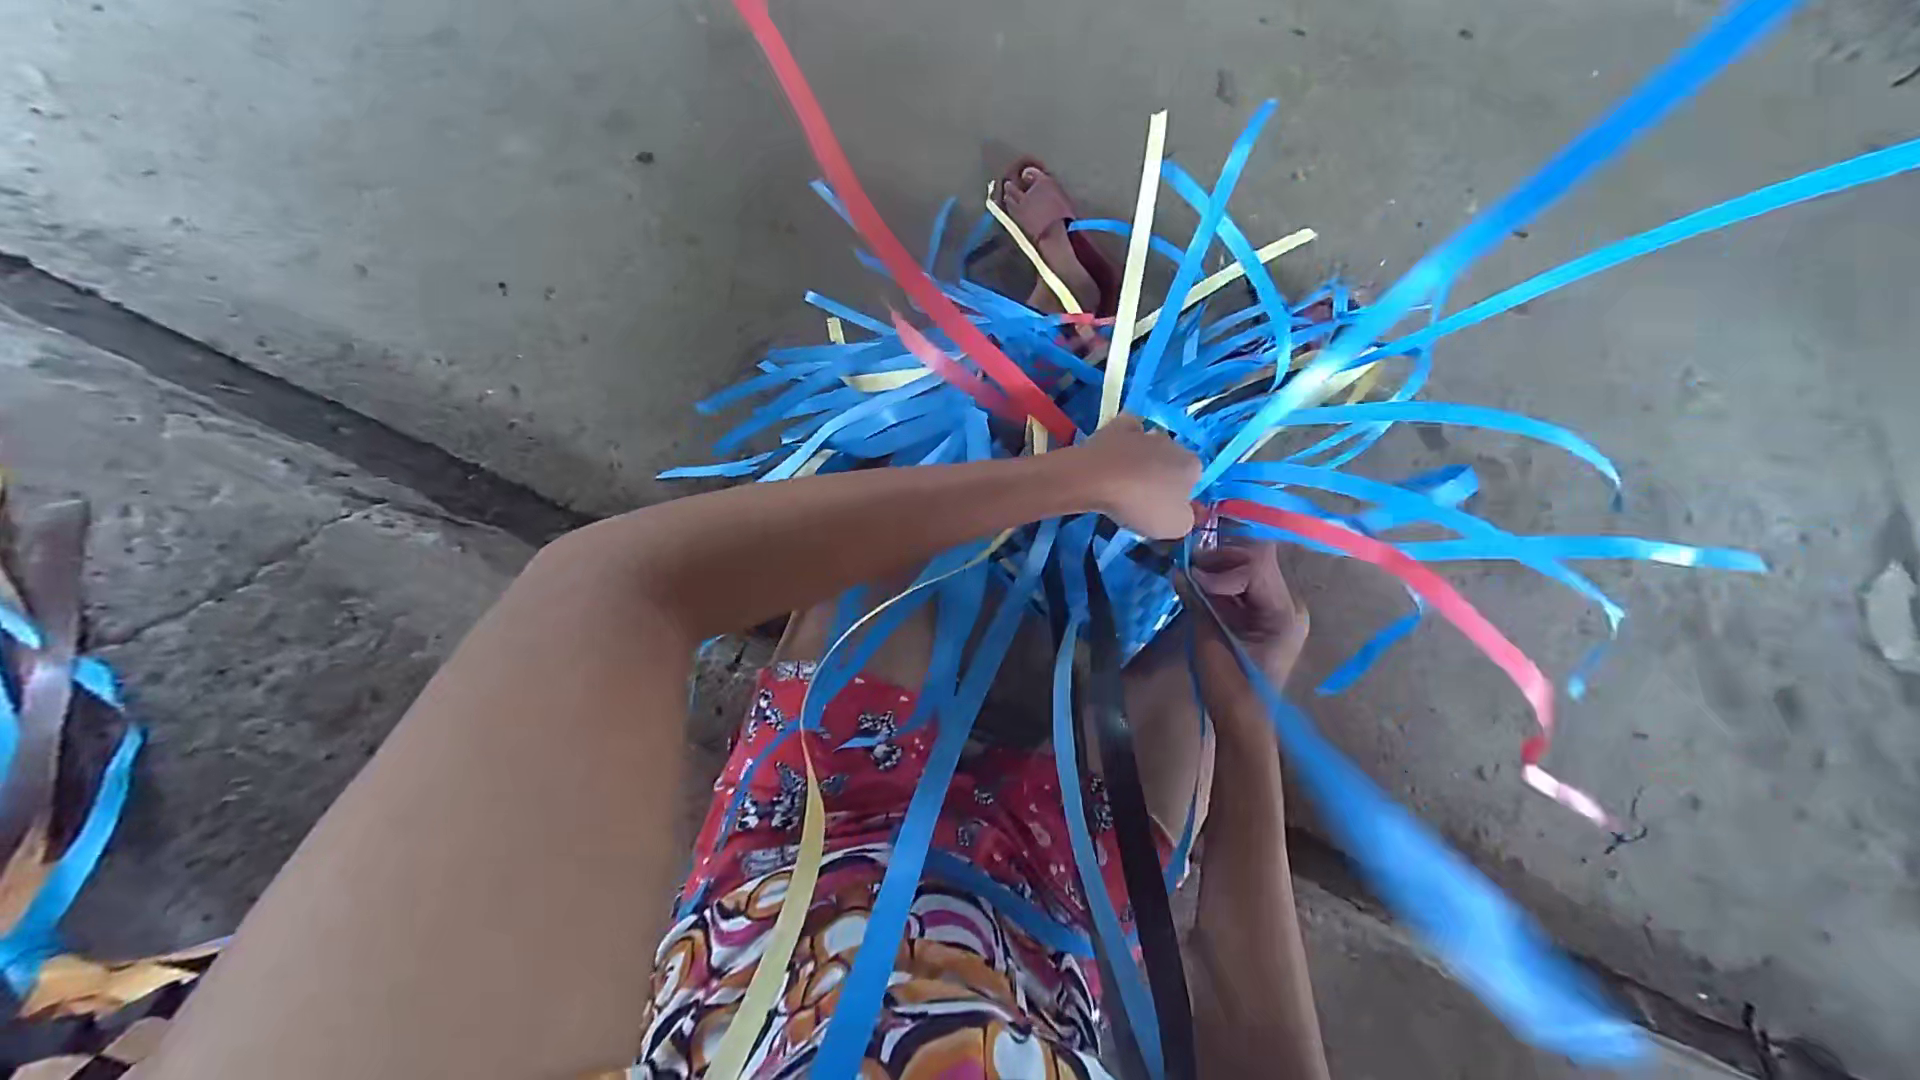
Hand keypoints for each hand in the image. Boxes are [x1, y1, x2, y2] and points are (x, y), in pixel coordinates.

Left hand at [1069, 414, 1200, 539]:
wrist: (1095, 478)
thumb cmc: (1139, 505)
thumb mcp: (1174, 527)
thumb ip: (1186, 519)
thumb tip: (1183, 511)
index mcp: (1192, 465)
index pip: (1193, 481)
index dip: (1178, 496)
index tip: (1160, 509)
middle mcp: (1173, 443)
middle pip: (1171, 461)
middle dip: (1160, 476)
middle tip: (1140, 498)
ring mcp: (1145, 431)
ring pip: (1149, 447)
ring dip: (1141, 460)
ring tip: (1121, 481)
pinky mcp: (1118, 425)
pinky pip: (1127, 431)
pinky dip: (1123, 441)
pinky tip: (1113, 455)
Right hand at [1183, 539, 1307, 684]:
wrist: (1242, 724)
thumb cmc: (1229, 688)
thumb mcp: (1210, 641)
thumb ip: (1199, 601)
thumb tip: (1179, 571)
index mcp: (1285, 612)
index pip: (1258, 564)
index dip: (1222, 565)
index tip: (1193, 577)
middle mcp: (1288, 604)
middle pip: (1256, 560)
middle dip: (1220, 560)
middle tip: (1188, 567)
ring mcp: (1278, 610)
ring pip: (1249, 570)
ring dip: (1218, 569)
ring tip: (1190, 577)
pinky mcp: (1263, 616)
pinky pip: (1243, 588)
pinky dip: (1220, 583)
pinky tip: (1199, 587)